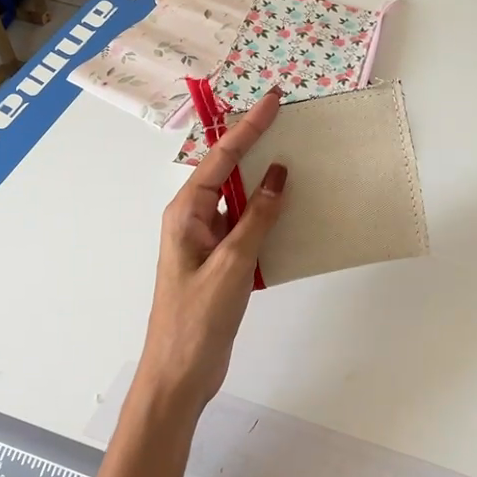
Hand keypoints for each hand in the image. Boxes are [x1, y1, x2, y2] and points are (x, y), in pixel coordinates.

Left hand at [136, 89, 287, 417]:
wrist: (179, 375)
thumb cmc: (197, 319)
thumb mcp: (232, 264)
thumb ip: (257, 217)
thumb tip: (279, 174)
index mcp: (186, 212)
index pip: (221, 157)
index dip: (249, 127)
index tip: (273, 101)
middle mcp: (194, 219)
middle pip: (228, 171)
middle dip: (255, 145)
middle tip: (287, 121)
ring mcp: (207, 241)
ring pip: (240, 199)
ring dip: (265, 182)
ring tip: (296, 158)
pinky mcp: (221, 262)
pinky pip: (247, 226)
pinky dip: (268, 215)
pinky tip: (292, 210)